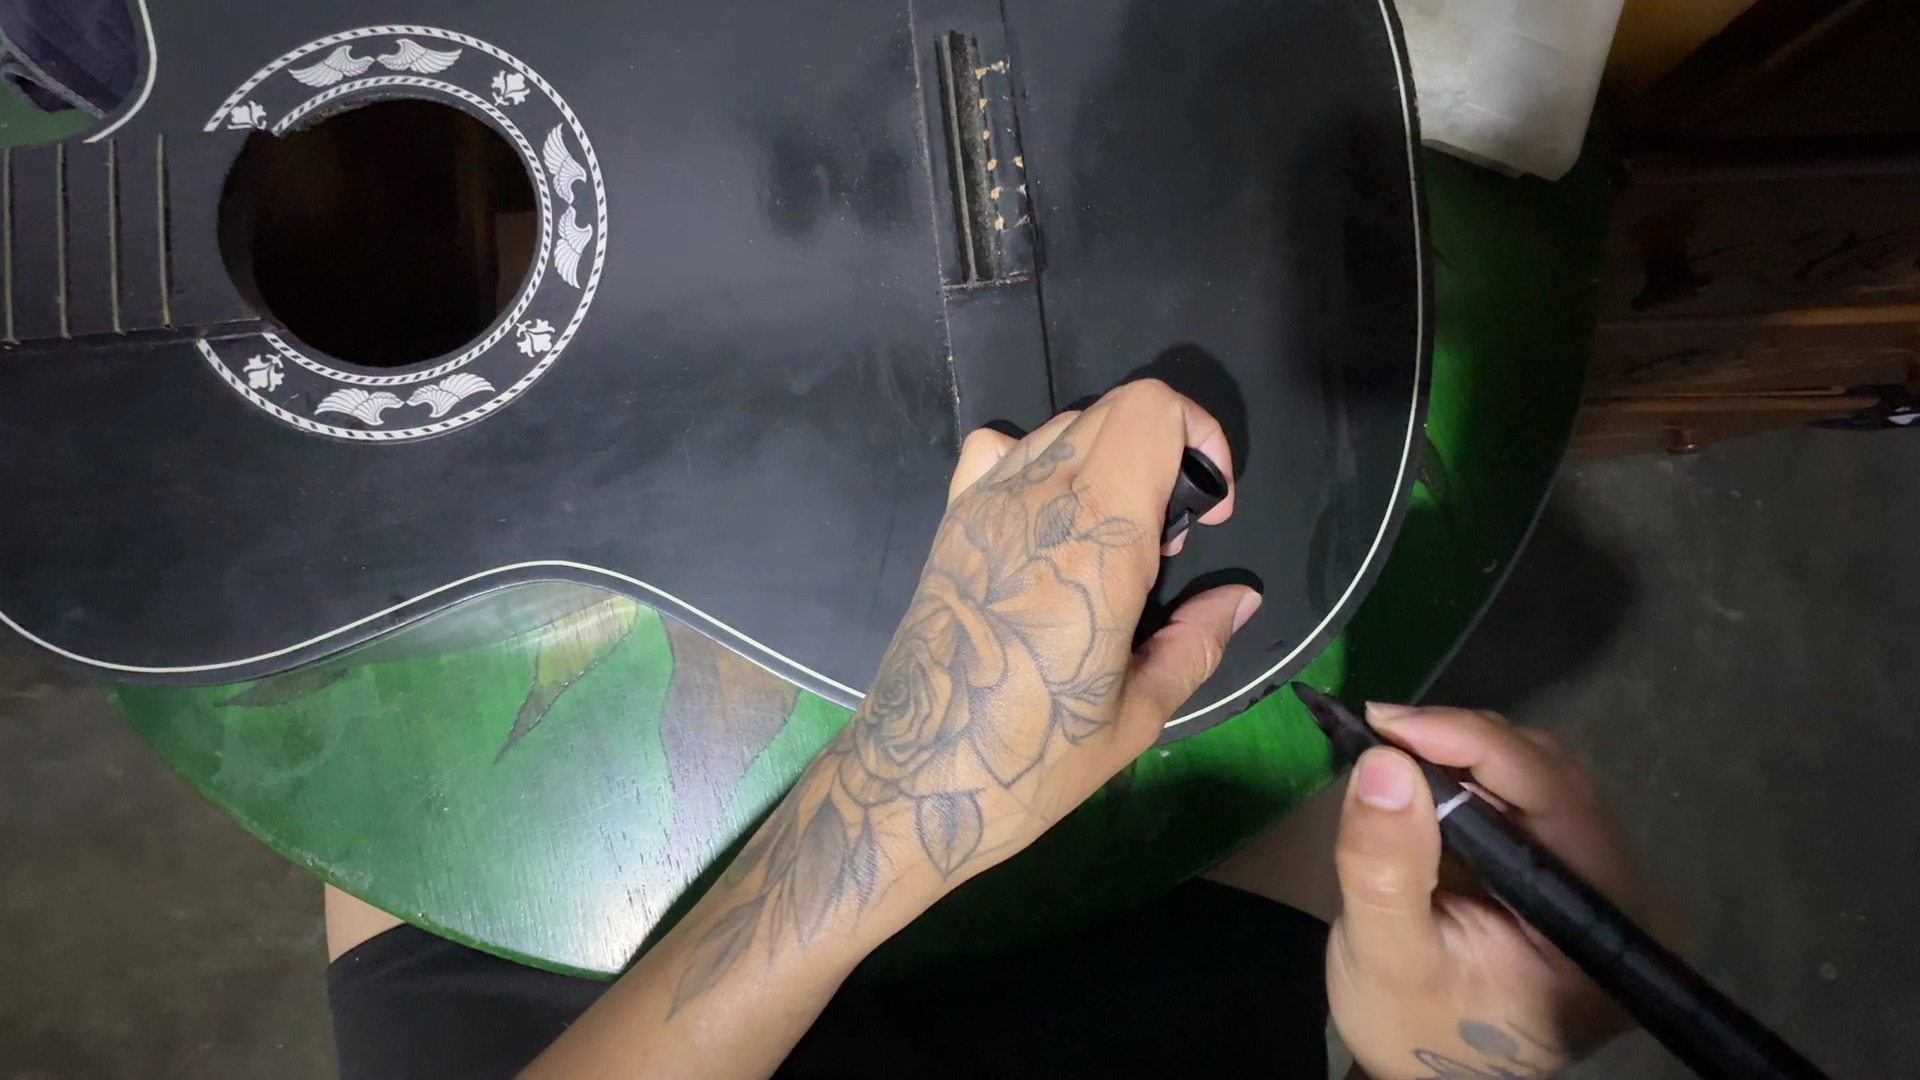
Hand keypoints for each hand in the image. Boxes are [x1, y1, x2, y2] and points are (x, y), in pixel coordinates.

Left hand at [671, 379, 1259, 1003]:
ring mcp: (983, 503)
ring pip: (1065, 425)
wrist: (911, 776)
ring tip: (1109, 540)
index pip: (1150, 411)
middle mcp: (1036, 499)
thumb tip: (1242, 597)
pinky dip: (1039, 458)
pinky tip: (1046, 519)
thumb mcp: (1136, 713)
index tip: (1207, 511)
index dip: (1200, 438)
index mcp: (1095, 540)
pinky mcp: (950, 519)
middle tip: (1163, 542)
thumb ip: (1198, 640)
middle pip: (1115, 408)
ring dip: (1108, 460)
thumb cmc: (1031, 759)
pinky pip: (999, 448)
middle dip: (1164, 454)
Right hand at [1328, 706, 1672, 1079]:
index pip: (1554, 797)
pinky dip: (1457, 767)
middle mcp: (1624, 893)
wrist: (1421, 1070)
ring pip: (1533, 771)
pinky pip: (1514, 789)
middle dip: (1457, 740)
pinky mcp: (1555, 866)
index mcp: (1611, 926)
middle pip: (1549, 773)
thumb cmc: (1411, 1025)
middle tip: (1374, 732)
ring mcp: (1593, 878)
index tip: (1382, 722)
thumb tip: (1383, 762)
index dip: (1470, 742)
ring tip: (1387, 752)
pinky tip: (1413, 773)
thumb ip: (1385, 865)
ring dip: (1455, 749)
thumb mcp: (1386, 951)